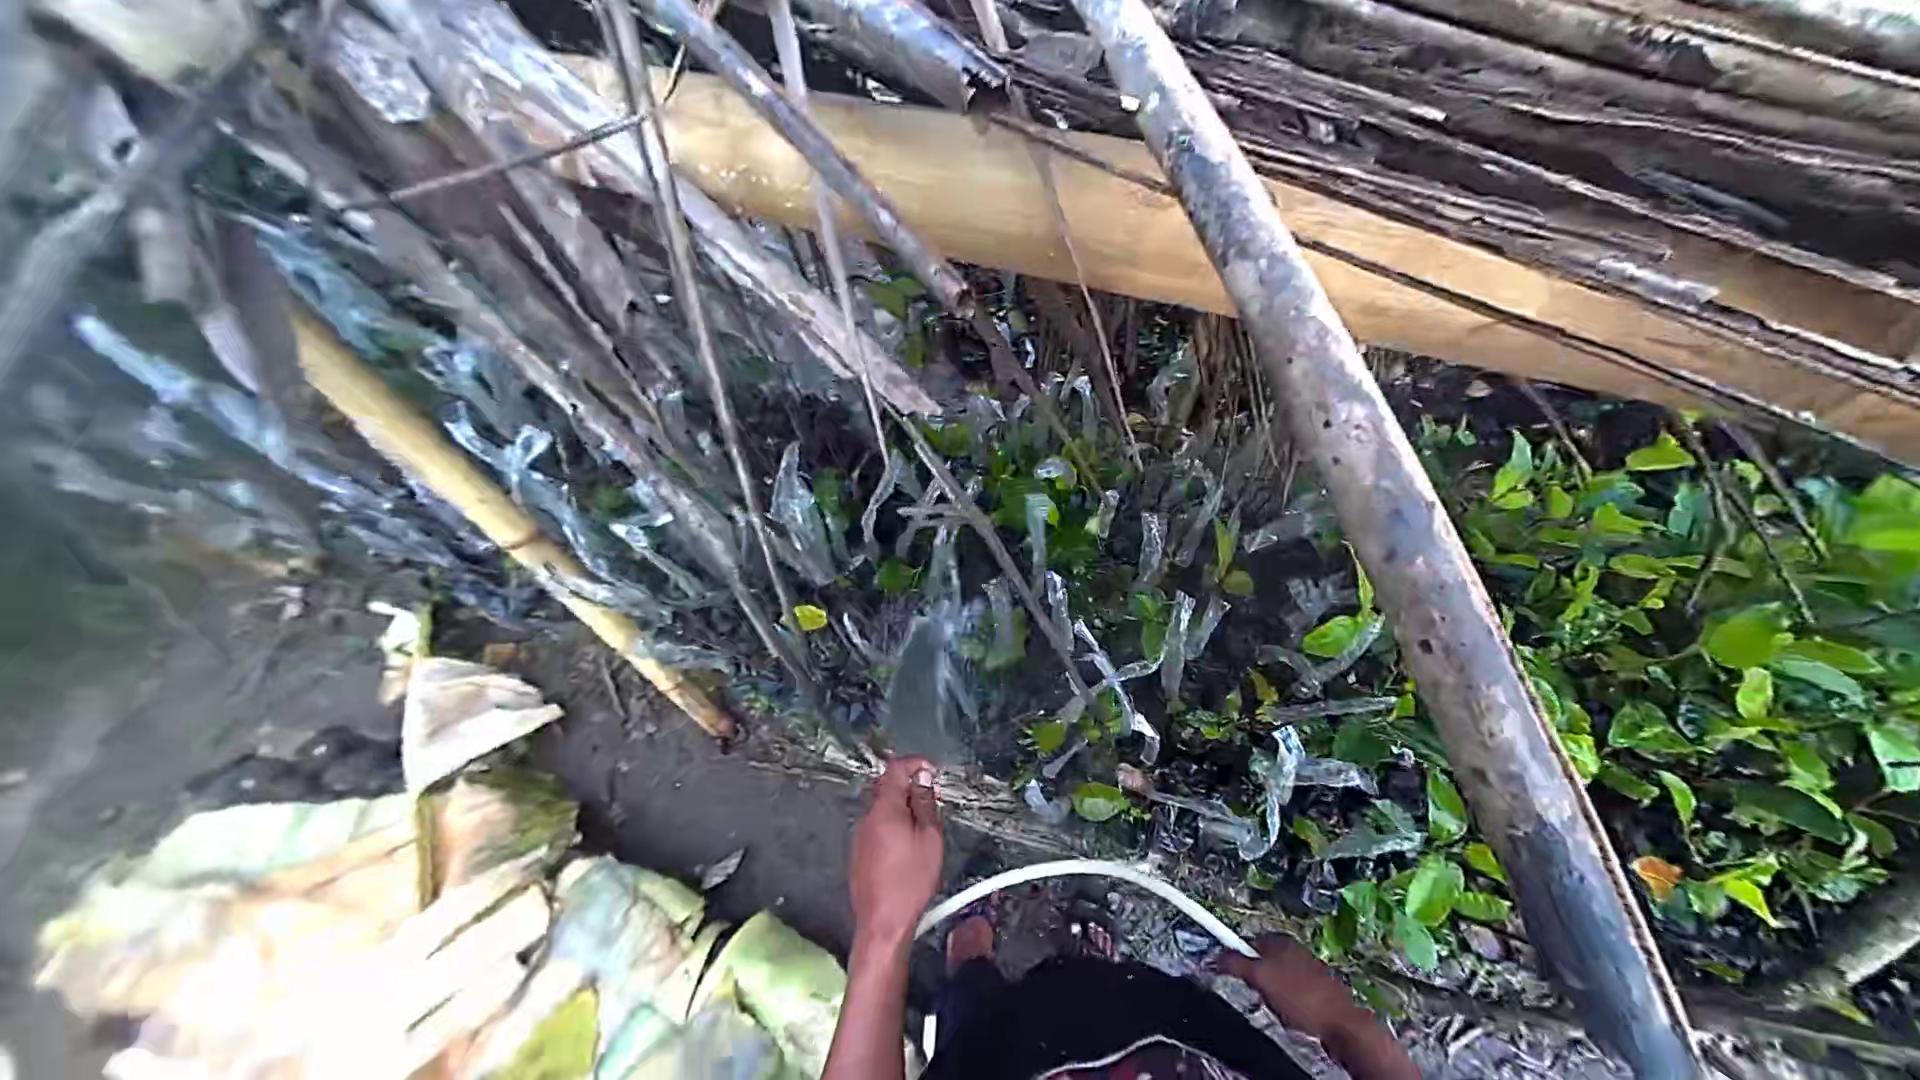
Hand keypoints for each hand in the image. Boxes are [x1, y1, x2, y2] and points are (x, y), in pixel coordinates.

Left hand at [848, 756, 943, 946]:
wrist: (883, 923)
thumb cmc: (911, 881)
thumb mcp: (930, 838)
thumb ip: (925, 803)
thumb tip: (922, 779)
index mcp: (884, 809)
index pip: (895, 769)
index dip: (915, 763)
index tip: (931, 770)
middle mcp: (867, 817)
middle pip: (886, 788)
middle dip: (909, 787)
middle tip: (930, 801)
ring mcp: (859, 836)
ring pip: (882, 809)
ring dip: (901, 809)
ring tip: (921, 831)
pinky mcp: (858, 853)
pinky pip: (876, 828)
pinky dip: (892, 827)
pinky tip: (905, 849)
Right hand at [1218, 934, 1367, 1042]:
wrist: (1345, 1026)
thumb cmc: (1300, 998)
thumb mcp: (1259, 978)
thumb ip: (1234, 963)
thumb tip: (1214, 956)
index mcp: (1280, 940)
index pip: (1246, 941)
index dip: (1237, 957)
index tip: (1232, 973)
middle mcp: (1295, 949)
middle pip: (1262, 961)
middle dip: (1258, 979)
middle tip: (1260, 995)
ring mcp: (1310, 970)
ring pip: (1278, 980)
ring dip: (1274, 994)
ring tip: (1280, 1009)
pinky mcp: (1322, 991)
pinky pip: (1295, 994)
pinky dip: (1291, 1005)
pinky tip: (1296, 1017)